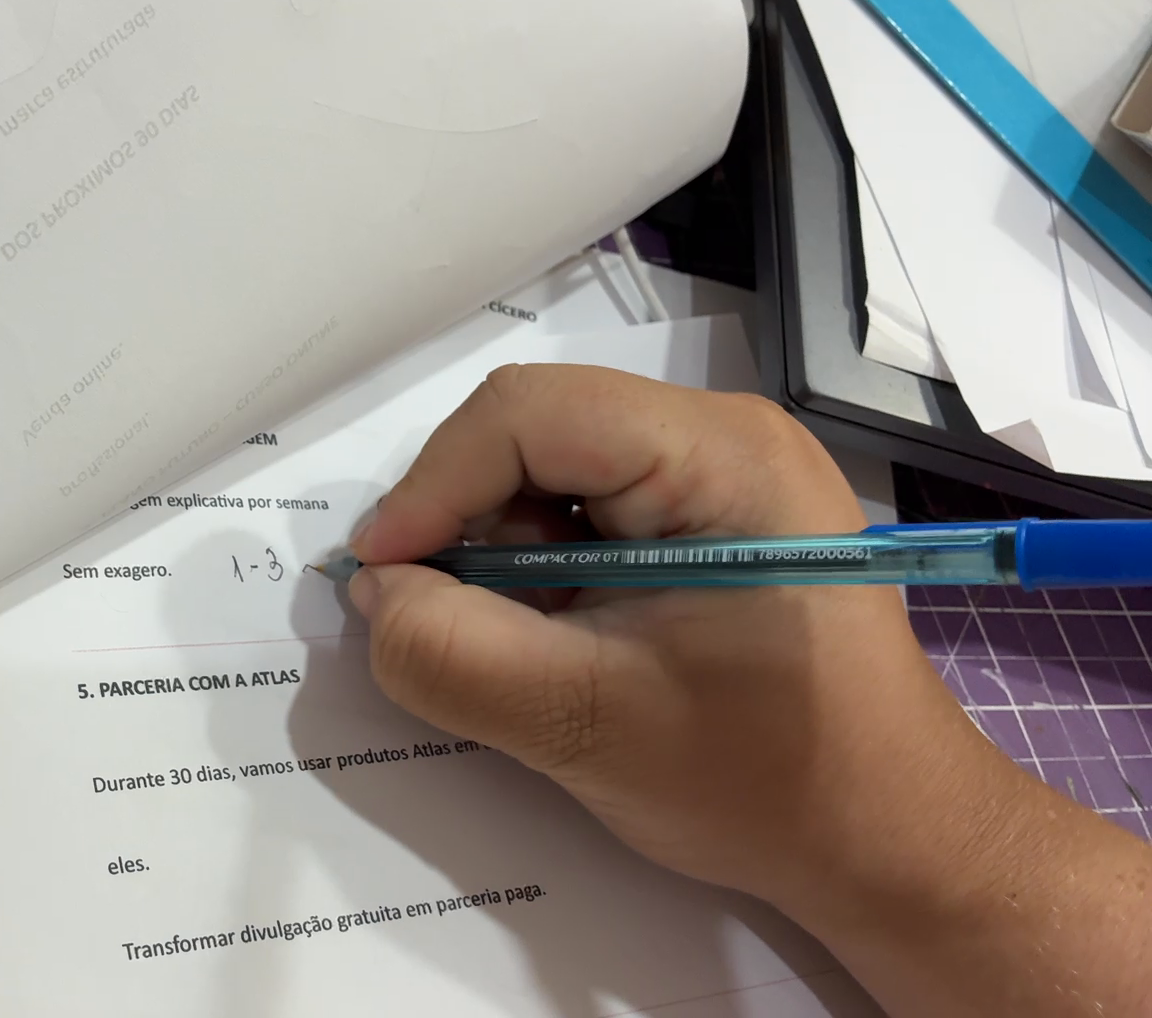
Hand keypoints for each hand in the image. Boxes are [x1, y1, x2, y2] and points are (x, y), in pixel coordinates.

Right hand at [349, 364, 1151, 1016]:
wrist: (881, 837)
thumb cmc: (763, 782)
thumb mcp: (584, 727)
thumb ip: (450, 655)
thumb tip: (371, 589)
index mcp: (718, 456)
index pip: (526, 414)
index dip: (433, 484)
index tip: (381, 571)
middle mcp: (705, 435)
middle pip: (519, 434)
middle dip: (459, 522)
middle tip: (436, 610)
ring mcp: (692, 469)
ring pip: (524, 471)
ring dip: (485, 551)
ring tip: (512, 635)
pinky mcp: (673, 511)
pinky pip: (549, 507)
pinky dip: (513, 566)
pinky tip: (543, 629)